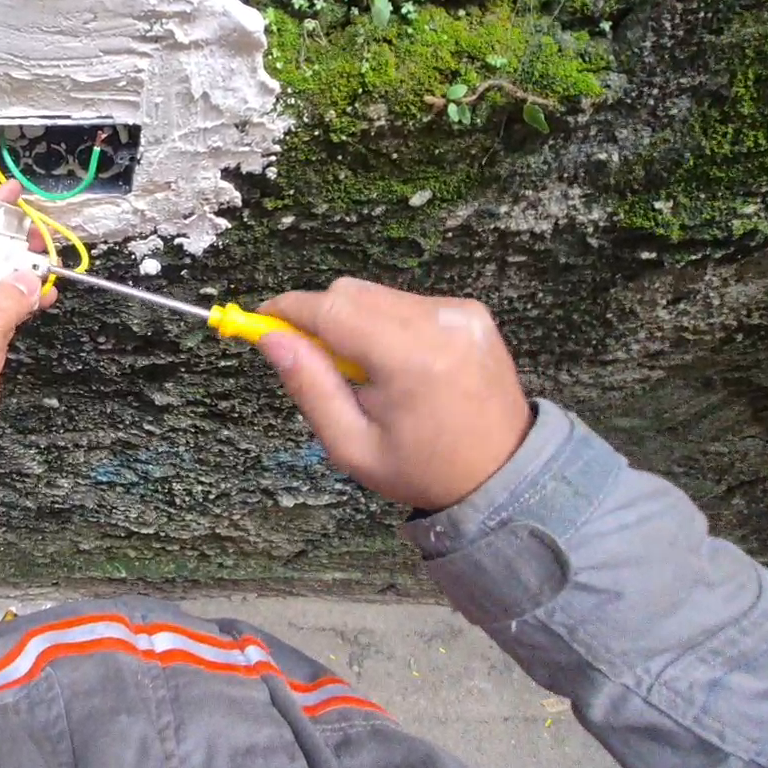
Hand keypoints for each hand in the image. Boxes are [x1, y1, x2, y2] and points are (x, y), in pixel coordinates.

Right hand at [255, 279, 531, 510]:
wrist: (506, 475)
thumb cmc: (420, 468)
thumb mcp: (350, 445)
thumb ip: (308, 386)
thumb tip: (269, 338)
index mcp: (411, 359)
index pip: (331, 310)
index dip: (287, 310)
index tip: (260, 322)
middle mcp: (439, 323)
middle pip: (349, 293)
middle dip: (317, 317)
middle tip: (311, 358)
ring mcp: (460, 312)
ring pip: (372, 293)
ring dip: (348, 319)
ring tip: (360, 366)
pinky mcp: (469, 310)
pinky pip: (400, 299)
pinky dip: (379, 321)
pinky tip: (392, 360)